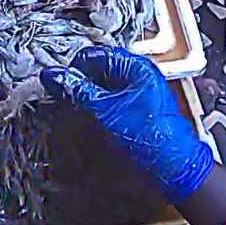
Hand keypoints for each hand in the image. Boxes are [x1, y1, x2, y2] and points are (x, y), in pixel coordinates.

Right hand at [42, 46, 215, 202]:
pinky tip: (85, 115)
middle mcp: (137, 74)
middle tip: (61, 94)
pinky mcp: (134, 109)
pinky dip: (94, 104)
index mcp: (135, 66)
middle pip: (96, 68)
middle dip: (77, 81)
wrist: (174, 169)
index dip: (73, 67)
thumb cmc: (148, 136)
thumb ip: (77, 90)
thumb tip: (50, 74)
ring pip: (100, 84)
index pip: (93, 54)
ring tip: (70, 106)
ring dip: (84, 94)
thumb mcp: (106, 110)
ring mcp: (137, 92)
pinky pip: (107, 98)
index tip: (58, 82)